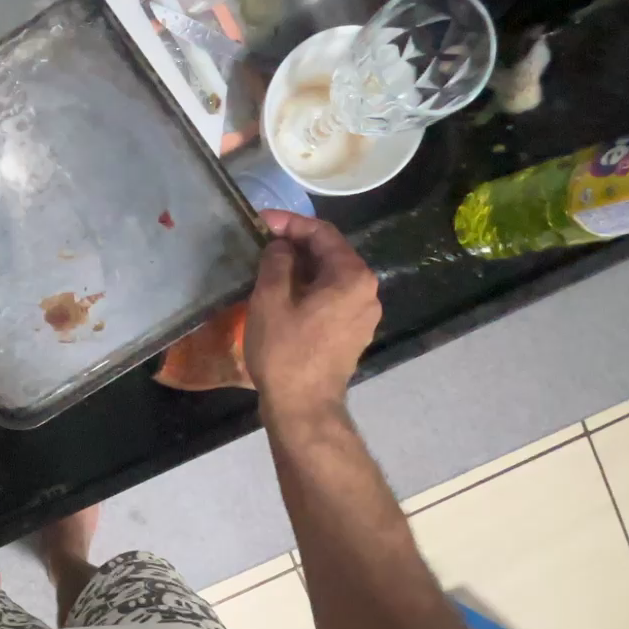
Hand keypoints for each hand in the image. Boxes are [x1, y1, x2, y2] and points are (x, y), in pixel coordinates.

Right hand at [244, 211, 381, 429]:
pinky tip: (284, 299)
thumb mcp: (270, 300)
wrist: (303, 406)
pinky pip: (330, 301)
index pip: (322, 234)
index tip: (261, 221)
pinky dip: (308, 293)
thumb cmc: (285, 352)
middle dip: (295, 247)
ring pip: (329, 280)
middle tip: (262, 244)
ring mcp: (363, 315)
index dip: (290, 223)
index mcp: (352, 276)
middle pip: (329, 256)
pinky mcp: (352, 335)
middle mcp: (367, 291)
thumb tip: (281, 248)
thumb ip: (277, 262)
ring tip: (269, 271)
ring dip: (300, 271)